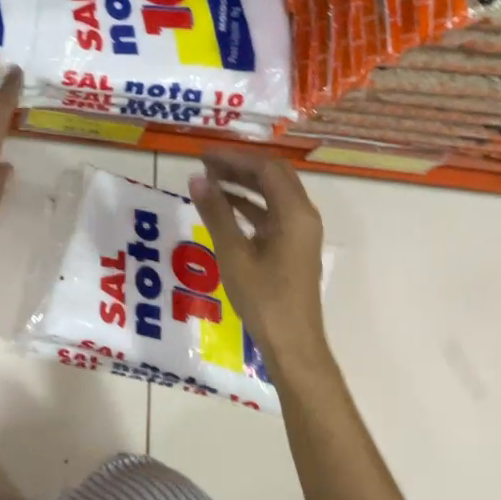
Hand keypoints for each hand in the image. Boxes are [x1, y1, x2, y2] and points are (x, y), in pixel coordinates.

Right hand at [186, 154, 328, 361]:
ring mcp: (301, 232)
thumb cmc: (263, 298)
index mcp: (295, 213)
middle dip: (239, 166)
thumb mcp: (233, 253)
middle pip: (273, 176)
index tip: (202, 156)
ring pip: (273, 194)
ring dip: (244, 184)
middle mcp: (304, 216)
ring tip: (210, 182)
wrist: (292, 343)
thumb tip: (196, 178)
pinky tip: (225, 208)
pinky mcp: (294, 246)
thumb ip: (215, 212)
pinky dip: (249, 204)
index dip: (233, 158)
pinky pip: (273, 213)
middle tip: (205, 166)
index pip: (265, 168)